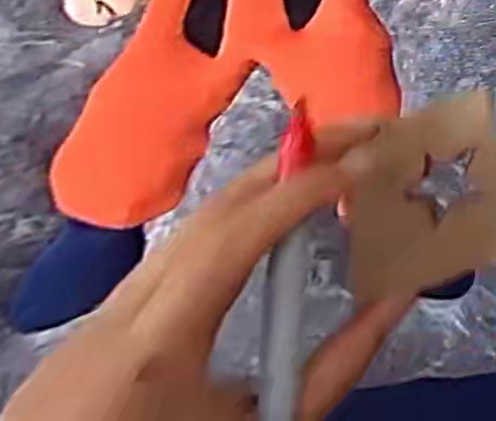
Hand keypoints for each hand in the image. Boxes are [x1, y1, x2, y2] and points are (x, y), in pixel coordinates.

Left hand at [1, 127, 413, 420]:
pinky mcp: (93, 330)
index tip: (368, 162)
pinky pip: (180, 252)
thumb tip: (403, 293)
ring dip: (271, 181)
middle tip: (365, 132)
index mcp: (151, 350)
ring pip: (194, 224)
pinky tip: (279, 212)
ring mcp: (94, 321)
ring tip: (335, 159)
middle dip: (295, 159)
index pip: (233, 238)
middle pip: (213, 210)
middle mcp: (113, 319)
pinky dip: (242, 216)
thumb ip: (339, 364)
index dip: (303, 189)